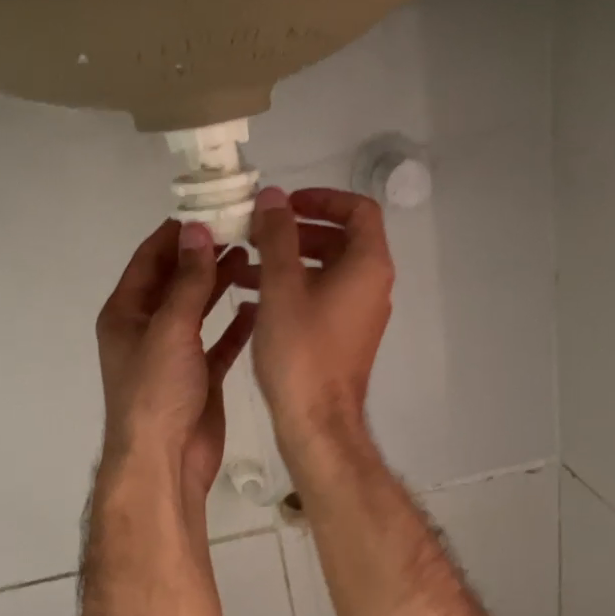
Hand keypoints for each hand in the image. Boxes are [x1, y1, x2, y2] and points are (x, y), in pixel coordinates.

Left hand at [96, 219, 254, 503]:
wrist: (165, 460)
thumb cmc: (157, 391)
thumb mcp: (170, 328)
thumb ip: (186, 280)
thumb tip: (196, 230)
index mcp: (126, 312)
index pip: (150, 258)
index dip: (178, 233)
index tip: (213, 208)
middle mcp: (148, 328)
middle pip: (177, 280)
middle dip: (206, 255)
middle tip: (244, 229)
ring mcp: (175, 353)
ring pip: (200, 308)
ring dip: (222, 283)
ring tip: (255, 256)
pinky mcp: (200, 376)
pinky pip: (220, 340)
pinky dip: (236, 323)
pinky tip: (260, 305)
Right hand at [245, 187, 392, 455]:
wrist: (317, 419)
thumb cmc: (301, 349)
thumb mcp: (282, 285)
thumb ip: (277, 235)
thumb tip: (273, 196)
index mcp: (368, 265)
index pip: (358, 210)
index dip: (322, 198)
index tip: (285, 205)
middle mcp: (371, 284)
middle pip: (339, 238)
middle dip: (296, 231)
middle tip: (256, 233)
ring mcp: (359, 312)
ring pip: (325, 269)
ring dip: (287, 260)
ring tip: (243, 264)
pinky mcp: (344, 335)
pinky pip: (320, 296)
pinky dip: (291, 288)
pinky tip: (251, 298)